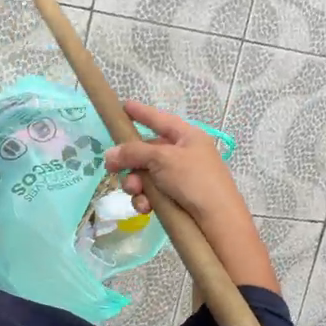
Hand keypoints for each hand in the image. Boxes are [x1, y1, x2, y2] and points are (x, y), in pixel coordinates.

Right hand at [103, 100, 244, 222]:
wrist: (216, 219)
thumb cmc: (194, 179)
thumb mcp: (163, 158)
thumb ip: (133, 152)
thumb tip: (109, 154)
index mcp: (187, 138)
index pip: (160, 120)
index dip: (142, 113)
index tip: (124, 106)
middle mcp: (182, 155)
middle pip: (146, 152)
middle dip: (130, 162)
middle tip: (113, 169)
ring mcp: (178, 178)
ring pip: (144, 175)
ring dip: (135, 184)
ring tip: (136, 191)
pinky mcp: (174, 199)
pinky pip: (150, 194)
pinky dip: (144, 200)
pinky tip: (145, 207)